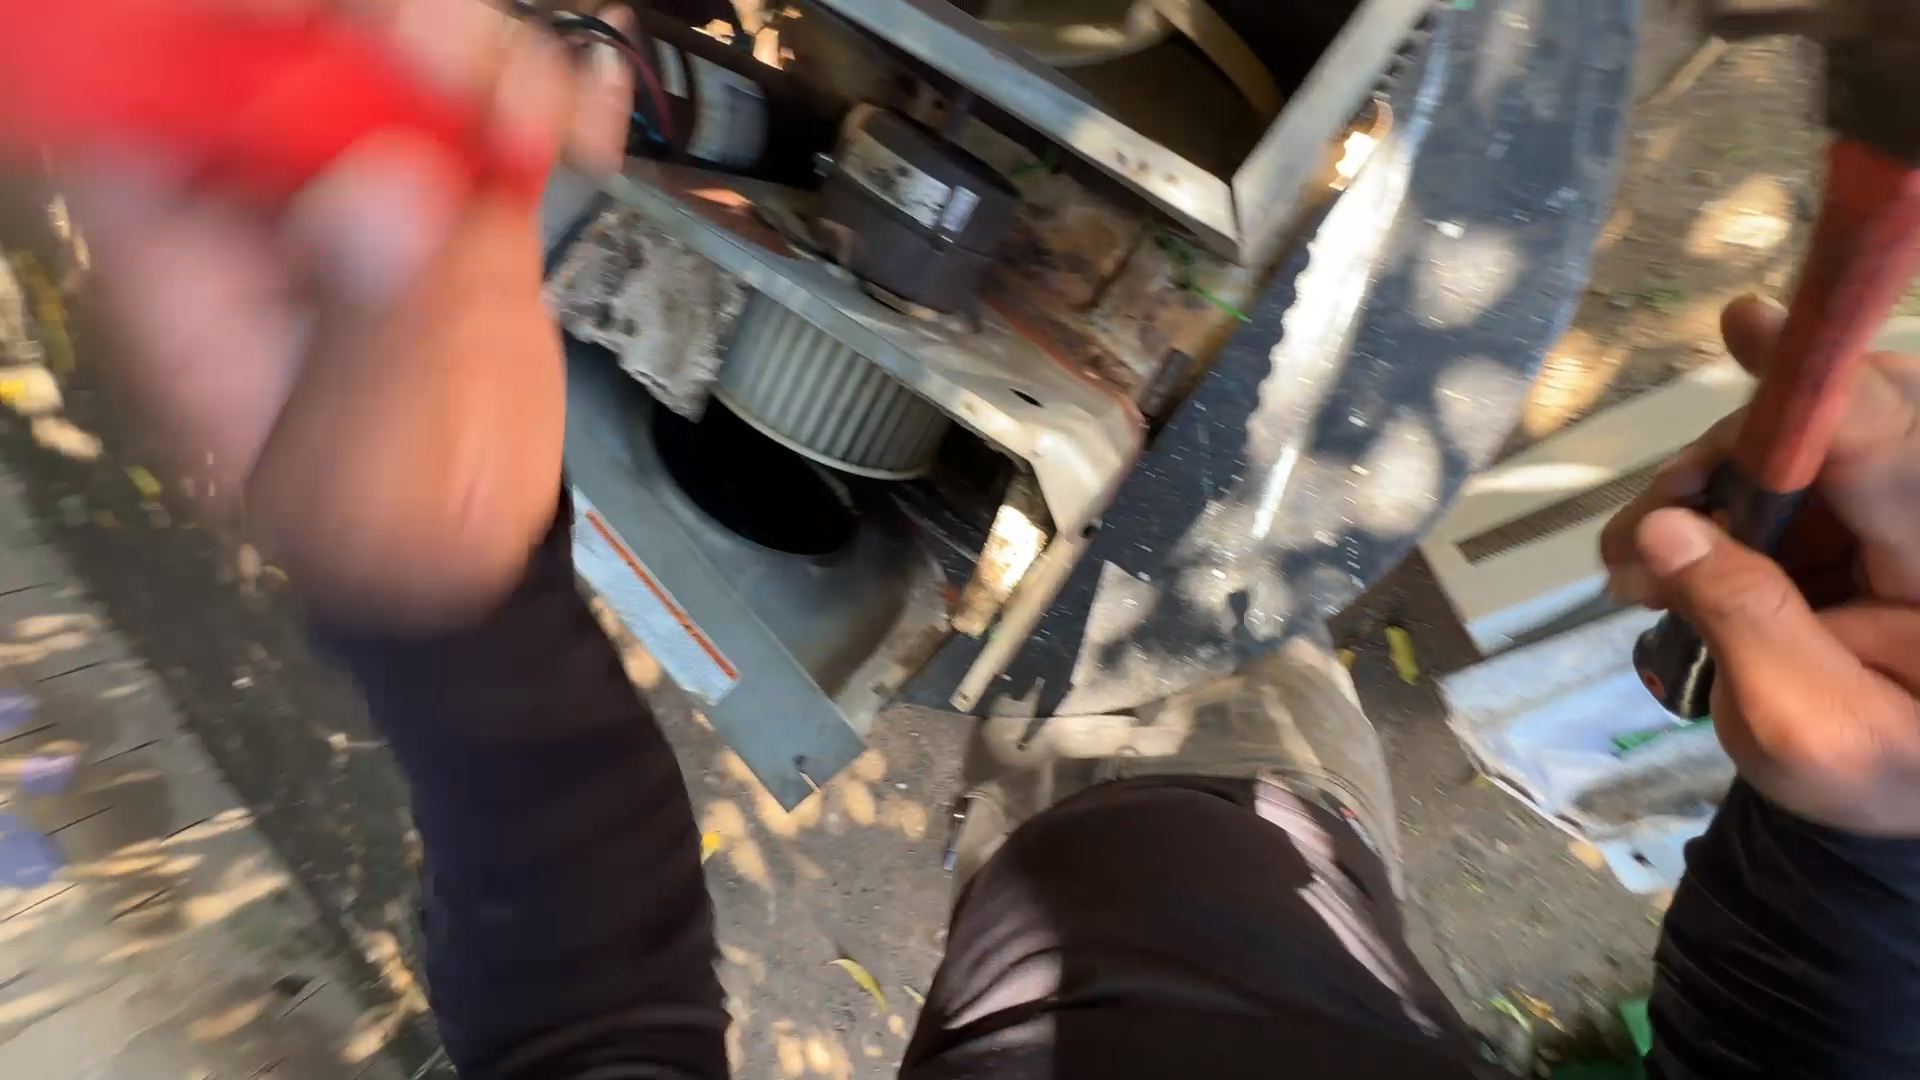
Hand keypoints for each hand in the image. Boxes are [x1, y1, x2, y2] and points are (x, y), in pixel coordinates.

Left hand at [64, 0, 632, 628]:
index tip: (311, 20)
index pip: (150, 74)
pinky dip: (556, 108)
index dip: (212, 20)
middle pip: (306, 47)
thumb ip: (371, 331)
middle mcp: (285, 197)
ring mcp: (394, 201)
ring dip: (493, 66)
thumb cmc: (387, 522)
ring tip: (544, 123)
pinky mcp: (480, 221)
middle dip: (383, 30)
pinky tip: (589, 123)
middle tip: (456, 67)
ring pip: (424, 71)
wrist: (474, 549)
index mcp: (192, 244)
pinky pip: (509, 135)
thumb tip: (397, 188)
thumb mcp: (360, 453)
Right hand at [1601, 294, 1919, 834]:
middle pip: (1814, 440)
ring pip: (1763, 463)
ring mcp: (1879, 524)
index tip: (1754, 319)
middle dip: (1709, 473)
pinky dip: (1682, 522)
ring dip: (1678, 506)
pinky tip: (1652, 567)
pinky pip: (1747, 492)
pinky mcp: (1837, 529)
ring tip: (1629, 576)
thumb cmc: (1866, 778)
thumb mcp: (1802, 722)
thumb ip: (1741, 619)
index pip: (1891, 454)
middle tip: (1636, 544)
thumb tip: (1662, 527)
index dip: (1818, 390)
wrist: (1883, 799)